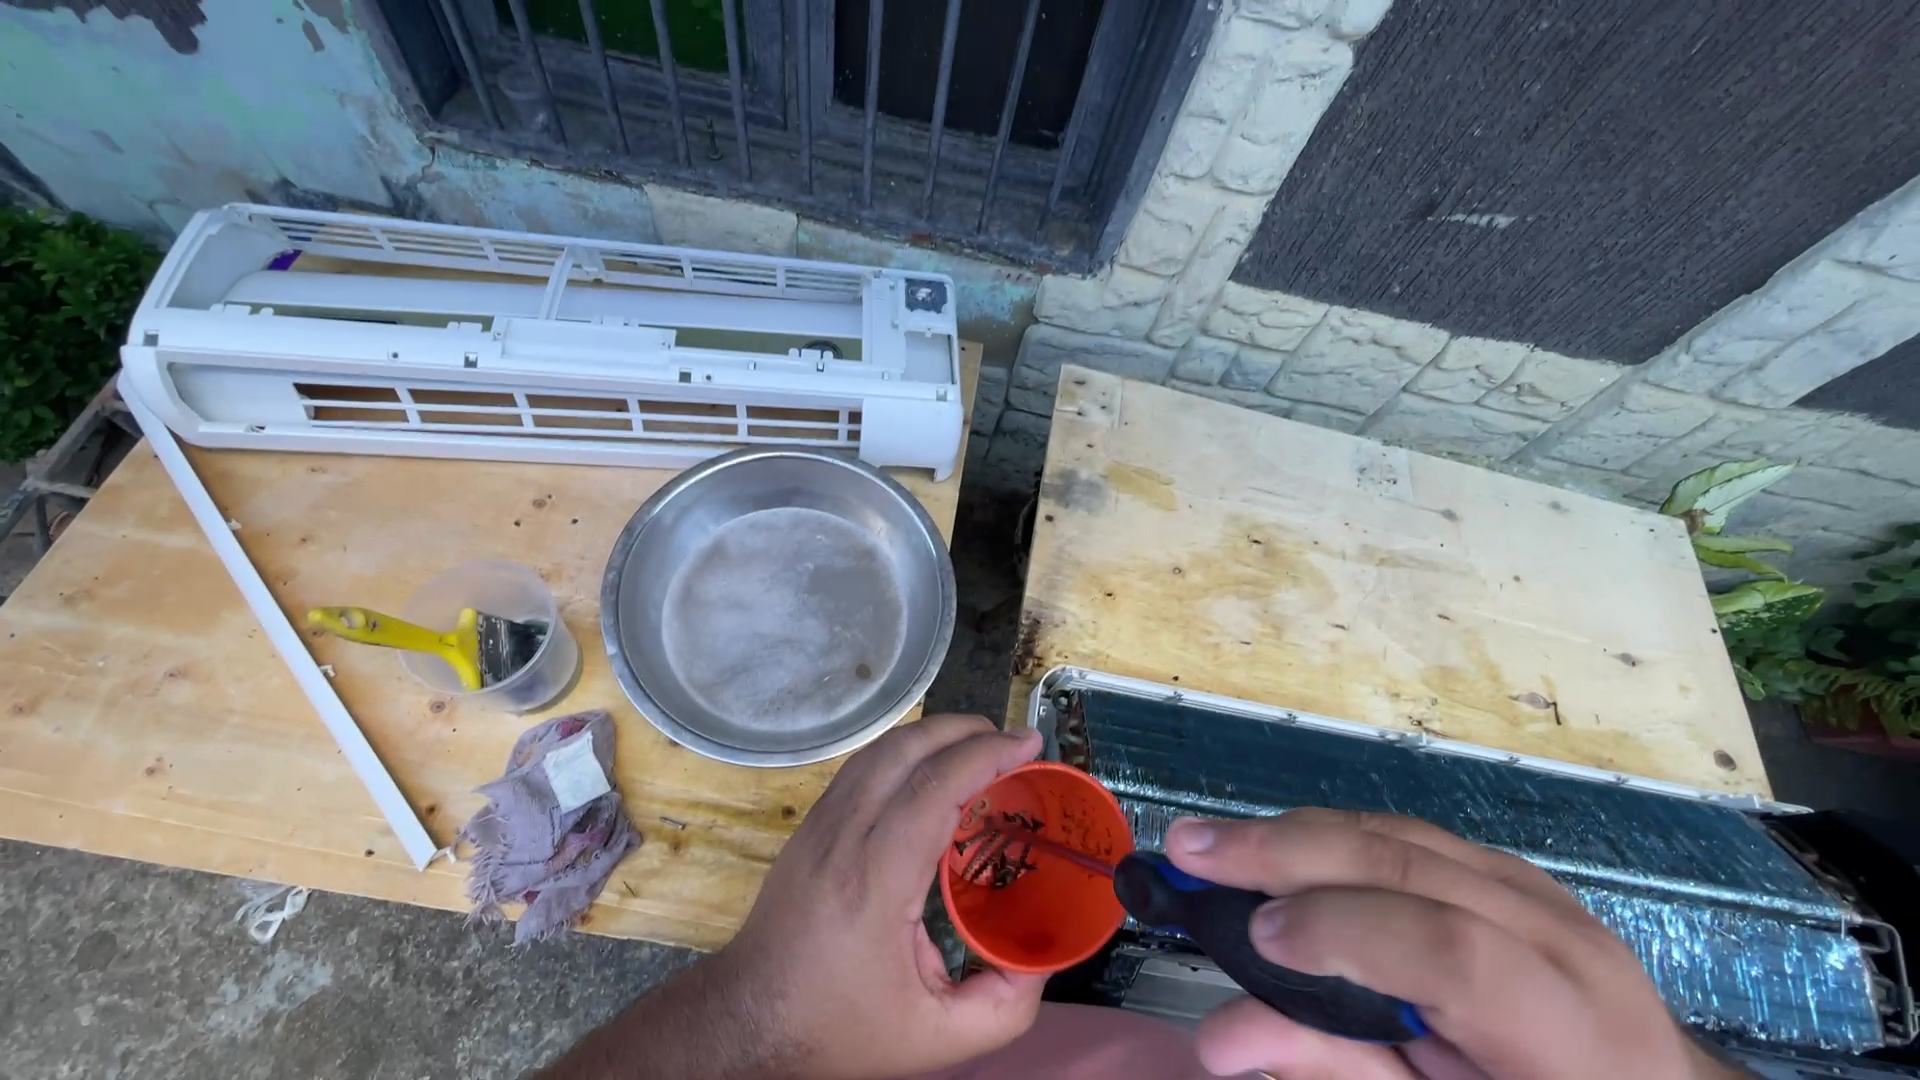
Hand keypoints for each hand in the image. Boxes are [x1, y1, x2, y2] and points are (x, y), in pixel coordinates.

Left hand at [714, 714, 1046, 1077]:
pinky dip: (906, 749)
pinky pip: (863, 764)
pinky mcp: (812, 822)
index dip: (984, 756)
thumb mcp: (935, 1038)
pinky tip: (931, 765)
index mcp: (877, 882)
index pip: (932, 790)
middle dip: (966, 730)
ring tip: (978, 745)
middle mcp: (845, 836)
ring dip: (935, 733)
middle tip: (1010, 742)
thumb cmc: (840, 1025)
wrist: (749, 1017)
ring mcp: (822, 822)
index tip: (1028, 745)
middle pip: (905, 750)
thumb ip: (1004, 1006)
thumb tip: (1046, 958)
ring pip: (880, 748)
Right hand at [1164, 809, 1742, 1079]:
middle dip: (1285, 849)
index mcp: (1572, 1029)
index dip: (1344, 930)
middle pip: (1407, 863)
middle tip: (1187, 848)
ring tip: (1211, 842)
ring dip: (1289, 832)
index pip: (1452, 950)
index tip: (1253, 934)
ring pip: (1394, 834)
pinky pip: (1400, 837)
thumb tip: (1221, 1035)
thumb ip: (1338, 1072)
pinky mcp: (1500, 870)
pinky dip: (1325, 839)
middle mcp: (1560, 937)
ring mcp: (1533, 889)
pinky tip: (1274, 849)